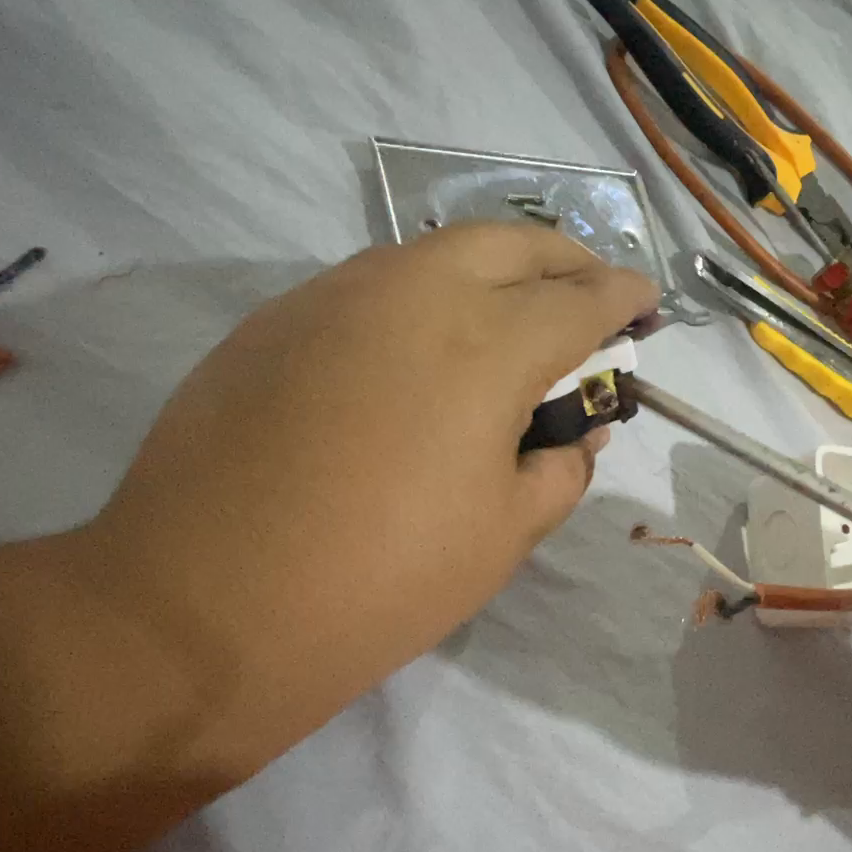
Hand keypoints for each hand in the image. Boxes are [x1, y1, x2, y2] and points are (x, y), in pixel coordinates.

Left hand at [72, 224, 655, 769]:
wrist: (205, 608)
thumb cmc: (384, 581)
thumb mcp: (507, 534)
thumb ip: (563, 466)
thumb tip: (578, 429)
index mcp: (486, 345)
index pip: (579, 300)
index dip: (623, 299)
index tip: (646, 306)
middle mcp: (412, 293)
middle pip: (511, 243)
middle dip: (565, 260)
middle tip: (588, 296)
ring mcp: (332, 297)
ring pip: (435, 252)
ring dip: (491, 271)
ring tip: (510, 318)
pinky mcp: (274, 320)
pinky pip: (372, 285)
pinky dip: (422, 297)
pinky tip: (420, 352)